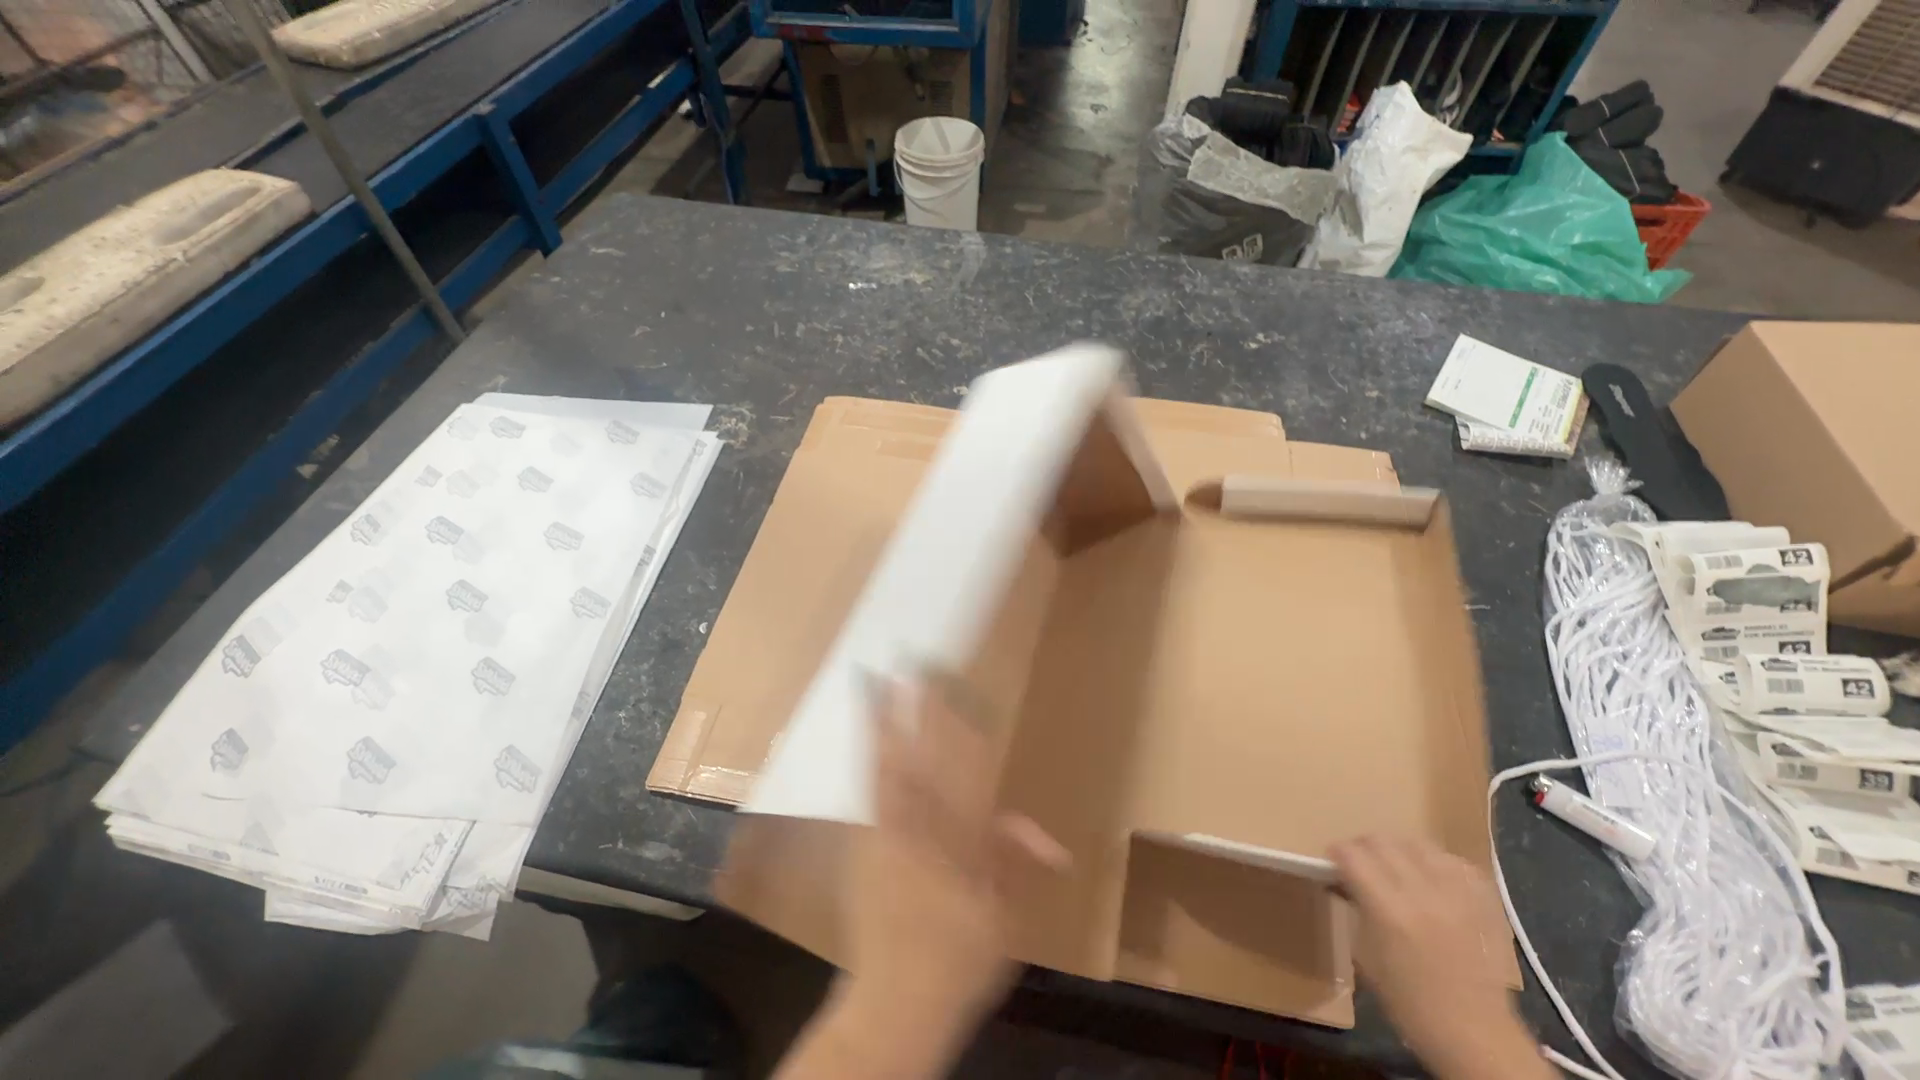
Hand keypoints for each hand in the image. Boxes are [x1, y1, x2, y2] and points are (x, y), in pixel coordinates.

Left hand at [775, 672, 1067, 1078]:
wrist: (892, 1004)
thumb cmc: (956, 963)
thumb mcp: (1001, 917)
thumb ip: (1014, 863)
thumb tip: (1048, 838)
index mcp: (954, 846)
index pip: (964, 774)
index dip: (962, 730)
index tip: (964, 691)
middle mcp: (914, 832)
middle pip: (916, 758)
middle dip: (913, 710)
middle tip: (909, 664)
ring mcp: (880, 838)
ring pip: (884, 768)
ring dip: (882, 722)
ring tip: (874, 681)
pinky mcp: (860, 850)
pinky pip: (868, 791)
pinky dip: (870, 757)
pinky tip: (868, 737)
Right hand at [1330, 836, 1550, 1079]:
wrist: (1474, 1032)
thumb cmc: (1410, 1003)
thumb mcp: (1367, 957)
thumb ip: (1357, 910)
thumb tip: (1344, 883)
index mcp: (1389, 910)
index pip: (1353, 855)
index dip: (1337, 853)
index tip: (1332, 862)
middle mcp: (1423, 891)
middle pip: (1383, 842)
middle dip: (1363, 847)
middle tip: (1358, 864)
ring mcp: (1457, 893)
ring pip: (1418, 844)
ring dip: (1398, 850)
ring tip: (1394, 868)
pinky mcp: (1482, 899)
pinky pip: (1453, 861)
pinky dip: (1435, 862)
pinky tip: (1430, 878)